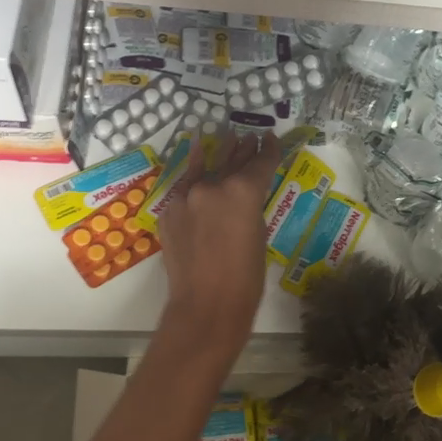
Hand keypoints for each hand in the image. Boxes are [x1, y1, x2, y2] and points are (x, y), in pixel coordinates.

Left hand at [155, 131, 281, 358]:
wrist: (205, 305)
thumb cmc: (246, 279)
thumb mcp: (259, 236)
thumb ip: (250, 210)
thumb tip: (243, 200)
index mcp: (244, 191)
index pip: (261, 163)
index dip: (269, 151)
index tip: (271, 139)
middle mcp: (214, 185)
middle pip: (233, 161)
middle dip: (244, 149)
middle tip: (252, 137)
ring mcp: (187, 196)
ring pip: (207, 169)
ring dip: (220, 153)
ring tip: (228, 135)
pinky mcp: (170, 211)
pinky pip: (185, 186)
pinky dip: (193, 171)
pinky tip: (196, 151)